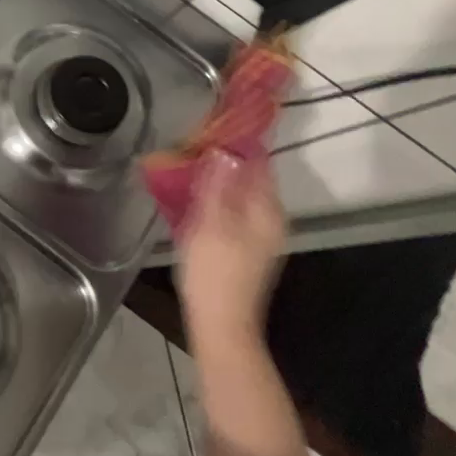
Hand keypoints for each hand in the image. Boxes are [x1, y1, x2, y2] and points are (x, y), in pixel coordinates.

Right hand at [175, 151, 284, 349]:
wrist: (221, 325)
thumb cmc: (214, 274)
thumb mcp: (210, 225)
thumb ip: (217, 186)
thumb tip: (223, 150)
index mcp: (267, 210)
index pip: (258, 163)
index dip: (236, 143)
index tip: (208, 129)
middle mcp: (270, 219)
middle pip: (249, 179)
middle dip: (222, 162)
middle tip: (188, 149)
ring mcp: (259, 236)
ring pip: (239, 196)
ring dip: (216, 182)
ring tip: (184, 170)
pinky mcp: (244, 248)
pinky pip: (231, 212)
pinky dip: (215, 202)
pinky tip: (192, 201)